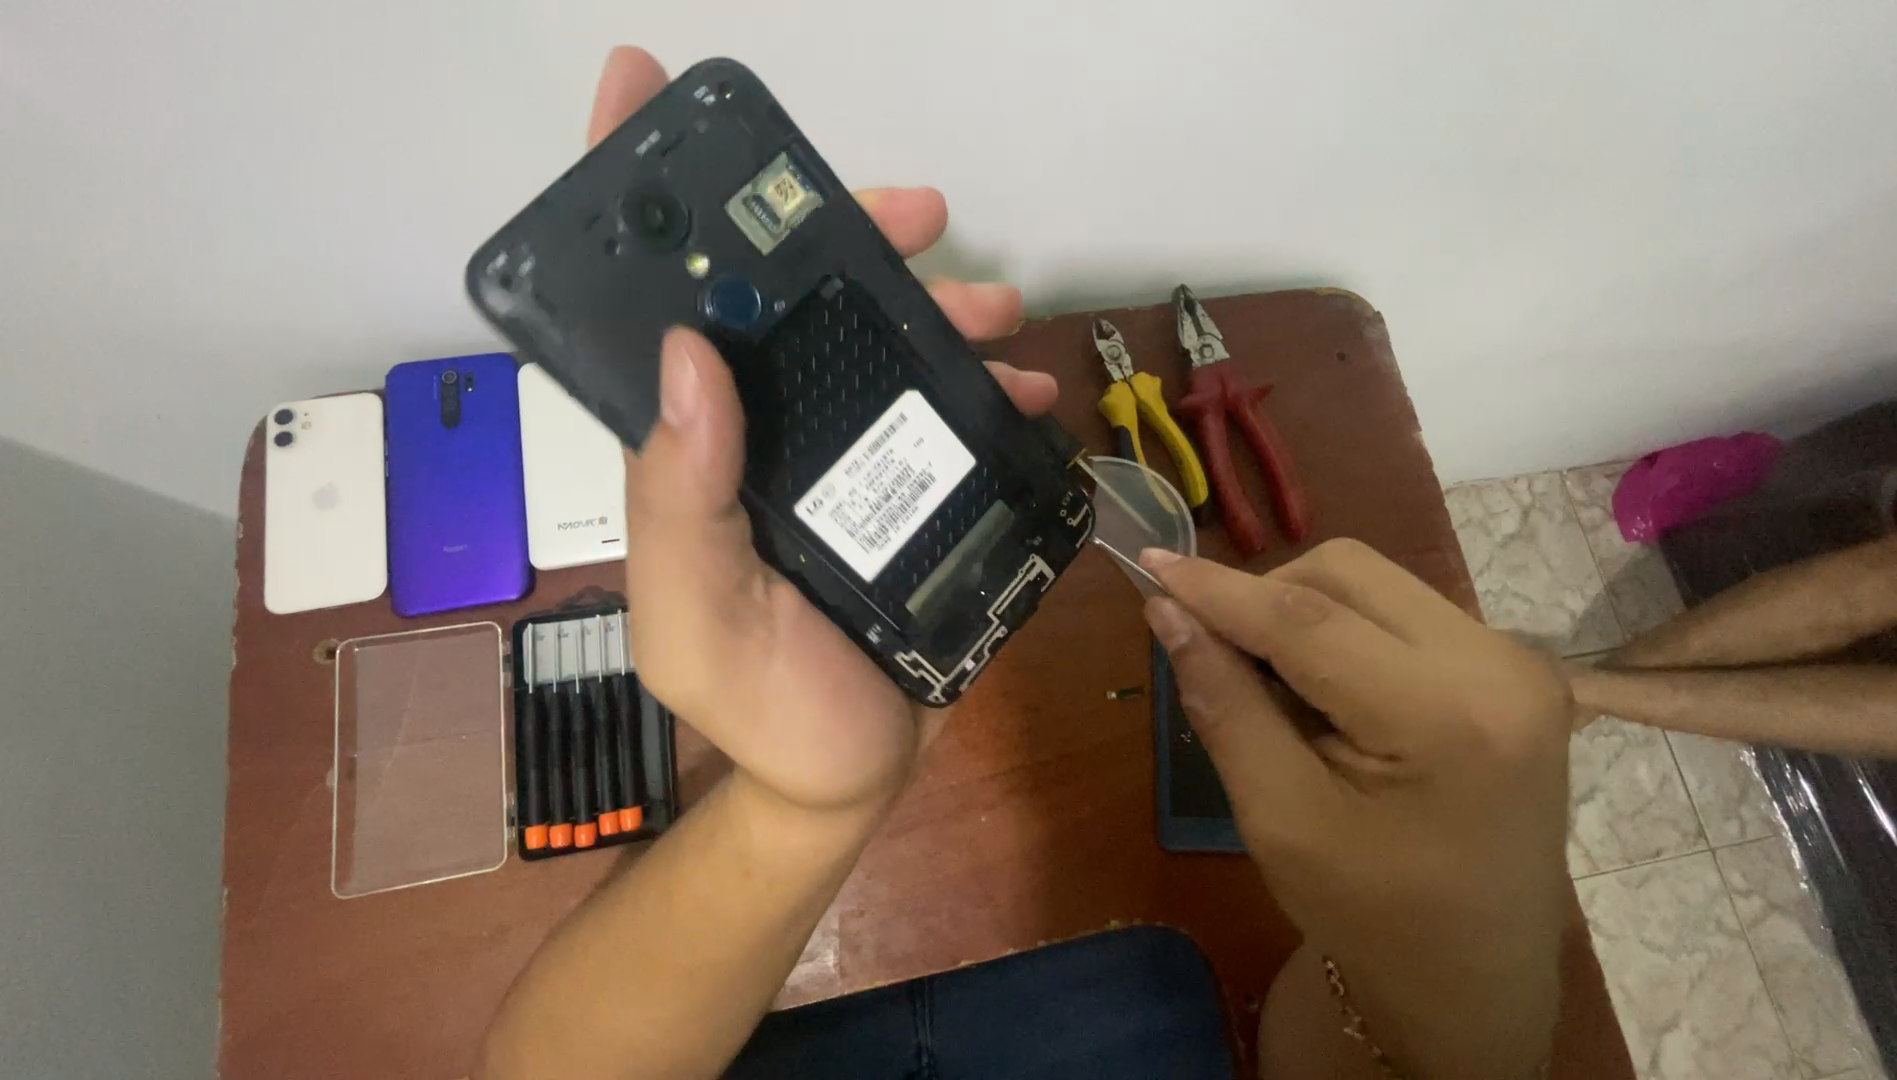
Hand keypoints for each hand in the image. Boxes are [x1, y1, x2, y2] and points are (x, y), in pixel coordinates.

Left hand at [593, 48, 1056, 815]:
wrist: (848, 774)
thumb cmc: (764, 707)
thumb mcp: (698, 616)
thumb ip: (678, 501)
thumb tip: (691, 353)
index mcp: (692, 459)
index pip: (654, 319)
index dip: (637, 202)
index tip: (646, 92)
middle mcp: (763, 442)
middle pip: (791, 309)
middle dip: (845, 242)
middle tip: (918, 213)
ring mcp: (840, 465)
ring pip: (881, 353)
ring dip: (940, 311)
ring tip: (1002, 310)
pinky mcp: (905, 495)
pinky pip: (945, 419)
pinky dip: (988, 392)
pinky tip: (1030, 393)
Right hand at [1141, 539, 1571, 1076]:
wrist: (1472, 978)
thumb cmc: (1369, 915)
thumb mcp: (1276, 814)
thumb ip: (1222, 700)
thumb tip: (1165, 610)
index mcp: (1449, 718)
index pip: (1306, 620)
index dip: (1217, 588)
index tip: (1150, 564)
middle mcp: (1500, 666)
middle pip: (1346, 573)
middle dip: (1262, 597)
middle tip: (1216, 652)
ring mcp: (1515, 661)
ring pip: (1370, 581)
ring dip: (1298, 610)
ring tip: (1271, 682)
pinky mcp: (1508, 667)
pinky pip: (1396, 607)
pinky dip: (1335, 627)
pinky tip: (1320, 687)